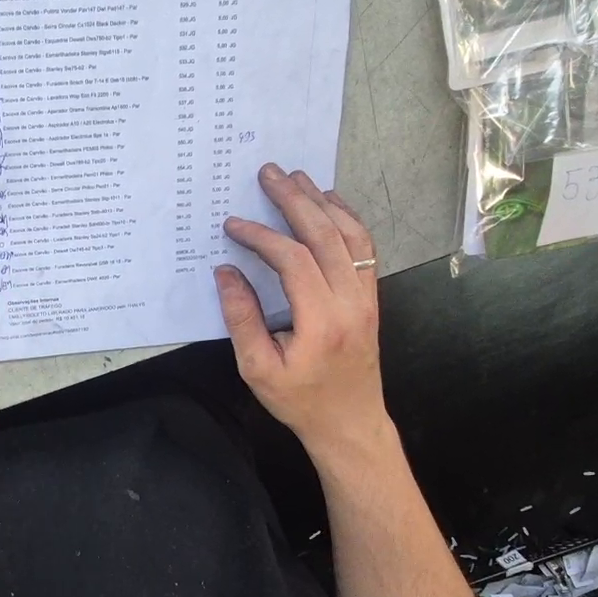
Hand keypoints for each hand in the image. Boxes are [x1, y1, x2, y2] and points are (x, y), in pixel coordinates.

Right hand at [215, 163, 390, 475]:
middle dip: (295, 200)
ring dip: (323, 202)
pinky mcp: (371, 298)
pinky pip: (364, 247)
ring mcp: (366, 297)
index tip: (234, 225)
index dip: (262, 236)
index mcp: (322, 321)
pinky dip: (347, 219)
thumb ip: (242, 319)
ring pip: (350, 234)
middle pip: (326, 235)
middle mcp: (351, 301)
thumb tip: (226, 273)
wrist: (350, 423)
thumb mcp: (258, 369)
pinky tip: (330, 203)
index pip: (293, 260)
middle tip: (270, 173)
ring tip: (297, 178)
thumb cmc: (300, 401)